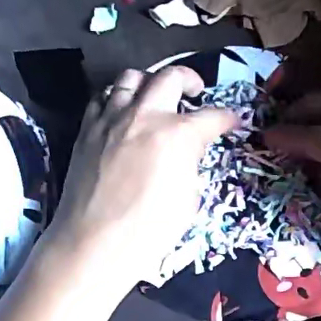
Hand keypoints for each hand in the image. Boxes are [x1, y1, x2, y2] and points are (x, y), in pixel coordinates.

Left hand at [45, 66, 237, 290]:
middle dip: (190, 79)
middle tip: (196, 90)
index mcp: (177, 134)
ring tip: (156, 95)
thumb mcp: (189, 197)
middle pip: (170, 77)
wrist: (95, 243)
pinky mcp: (87, 129)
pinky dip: (118, 97)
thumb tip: (188, 152)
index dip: (228, 118)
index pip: (212, 117)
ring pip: (131, 77)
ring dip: (150, 82)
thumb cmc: (150, 230)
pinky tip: (124, 112)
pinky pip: (103, 97)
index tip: (233, 121)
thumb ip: (191, 163)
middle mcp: (144, 116)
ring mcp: (111, 119)